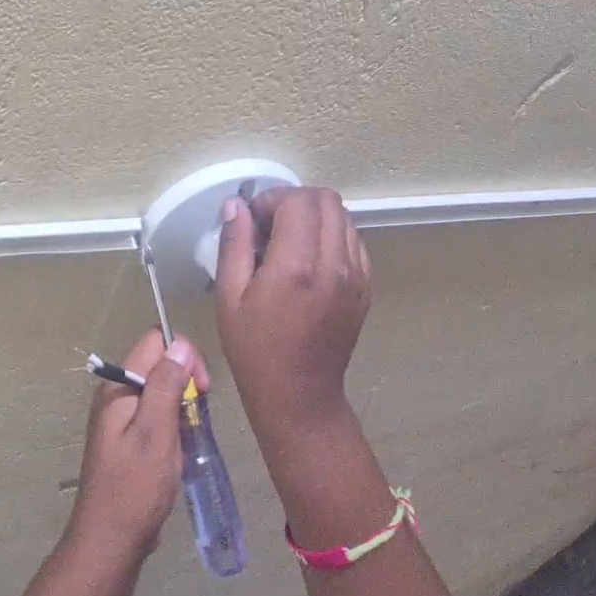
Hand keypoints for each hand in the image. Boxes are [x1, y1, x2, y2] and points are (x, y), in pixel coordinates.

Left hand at [65, 328, 209, 555]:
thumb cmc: (134, 487)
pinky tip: (179, 449)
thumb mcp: (156, 433)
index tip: (202, 389)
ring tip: (189, 437)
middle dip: (185, 381)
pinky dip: (173, 425)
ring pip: (160, 390)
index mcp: (118, 386)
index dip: (184, 356)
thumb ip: (166, 385)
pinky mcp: (127, 438)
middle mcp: (116, 393)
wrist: (110, 540)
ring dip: (181, 407)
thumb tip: (181, 345)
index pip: (155, 342)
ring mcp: (120, 417)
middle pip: (158, 363)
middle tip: (198, 416)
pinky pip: (155, 414)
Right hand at [214, 186, 371, 433]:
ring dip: (314, 218)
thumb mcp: (229, 296)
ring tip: (289, 244)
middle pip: (327, 200)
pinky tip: (308, 261)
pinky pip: (353, 242)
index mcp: (297, 267)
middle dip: (294, 202)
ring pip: (343, 218)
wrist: (298, 395)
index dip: (271, 200)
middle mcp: (334, 265)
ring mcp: (356, 277)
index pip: (297, 201)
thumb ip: (234, 244)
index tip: (252, 222)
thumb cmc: (254, 348)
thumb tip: (237, 205)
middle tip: (270, 227)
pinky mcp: (366, 288)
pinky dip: (331, 237)